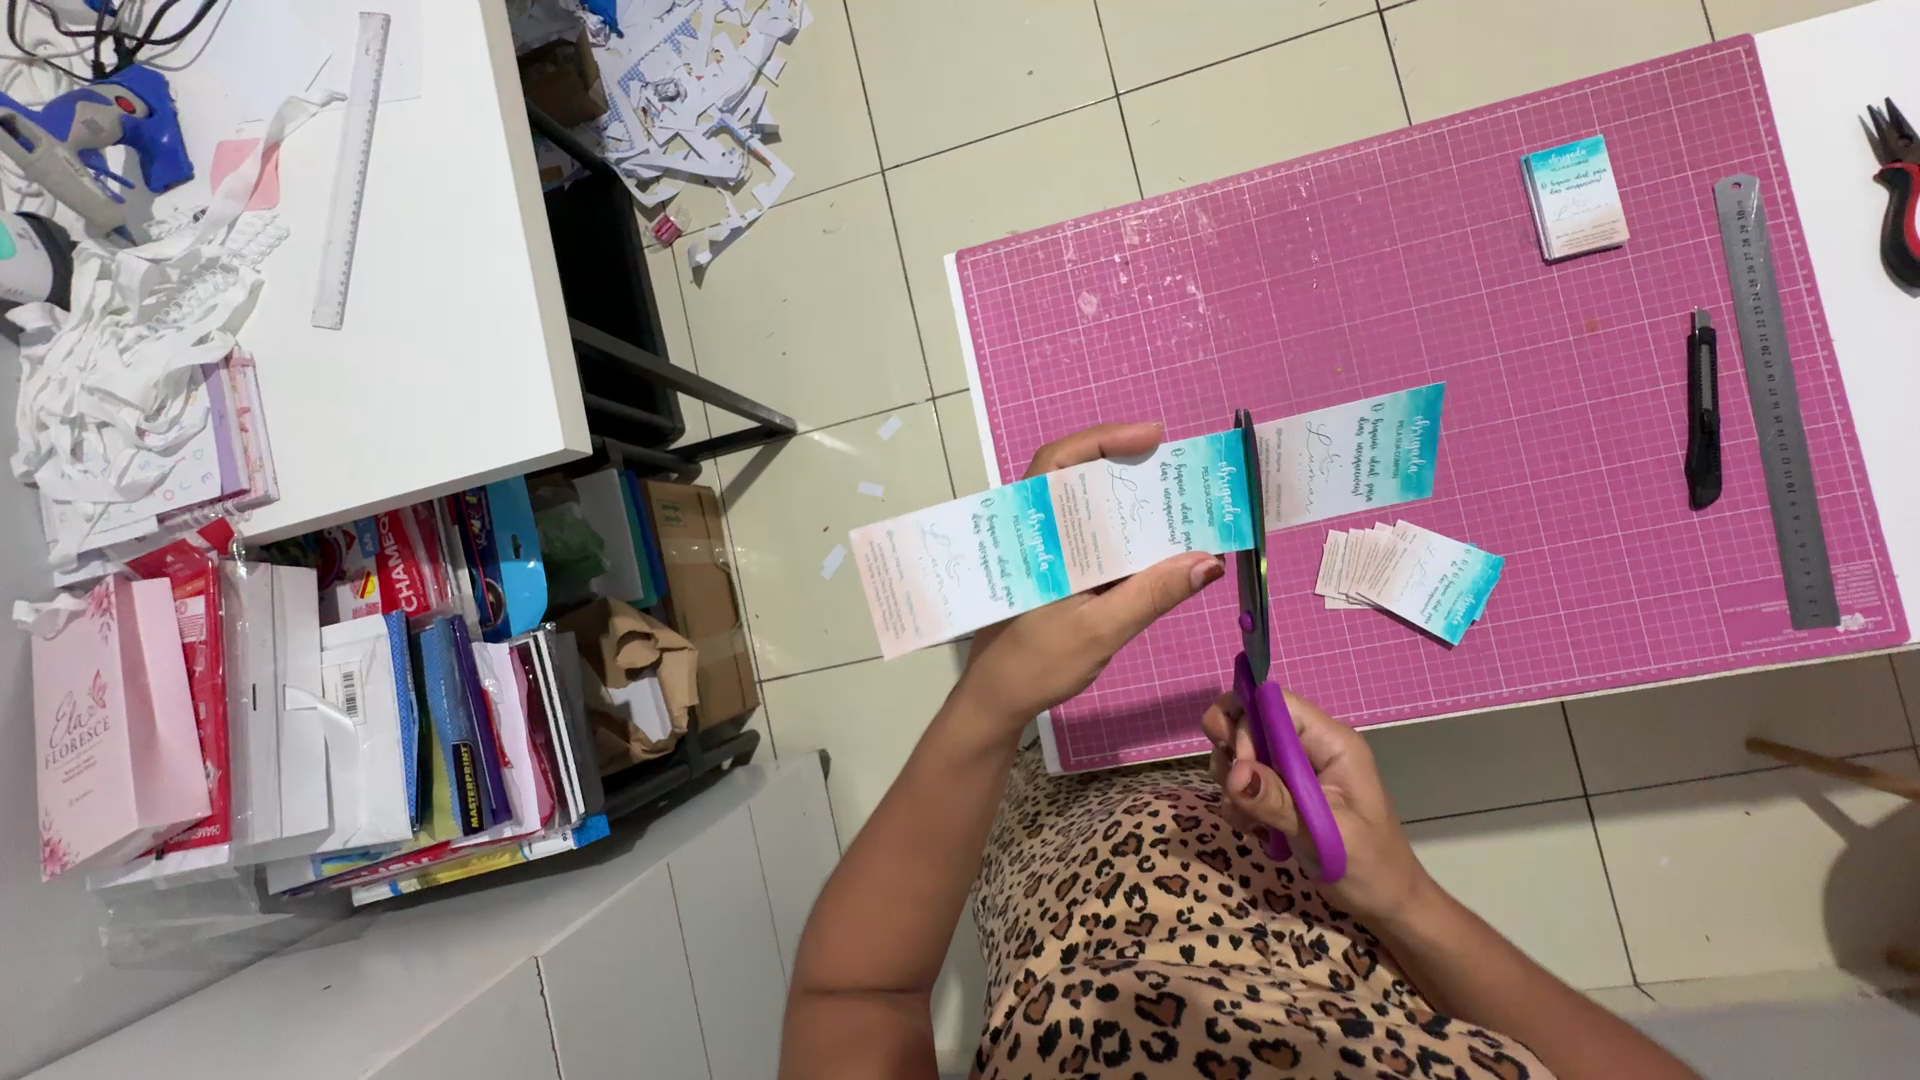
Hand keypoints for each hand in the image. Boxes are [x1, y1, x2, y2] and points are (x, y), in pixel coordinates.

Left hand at [956, 423, 1226, 729]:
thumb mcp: (1099, 630)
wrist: (995, 703)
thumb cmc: (1034, 665)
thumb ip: (1152, 594)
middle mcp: (1036, 533)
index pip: (1058, 462)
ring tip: (1179, 504)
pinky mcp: (1057, 575)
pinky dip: (1125, 541)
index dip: (1104, 439)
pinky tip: (1159, 547)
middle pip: (1079, 481)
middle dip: (1129, 470)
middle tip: (1180, 472)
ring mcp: (1046, 554)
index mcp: (1032, 532)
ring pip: (1088, 513)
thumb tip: (1209, 560)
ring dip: (1130, 507)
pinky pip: (1092, 544)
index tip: (1153, 436)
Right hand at [1204, 690, 1428, 923]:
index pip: (1274, 702)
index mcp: (1331, 742)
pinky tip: (1255, 830)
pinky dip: (1238, 802)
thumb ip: (1277, 802)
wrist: (1387, 904)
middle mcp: (1309, 745)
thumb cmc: (1370, 868)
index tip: (1238, 764)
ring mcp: (1294, 767)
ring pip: (1240, 750)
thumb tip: (1234, 772)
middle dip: (1232, 753)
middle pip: (1248, 719)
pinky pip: (1242, 779)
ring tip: (1251, 820)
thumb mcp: (1324, 836)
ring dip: (1232, 782)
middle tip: (1238, 793)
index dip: (1246, 722)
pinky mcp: (1282, 788)